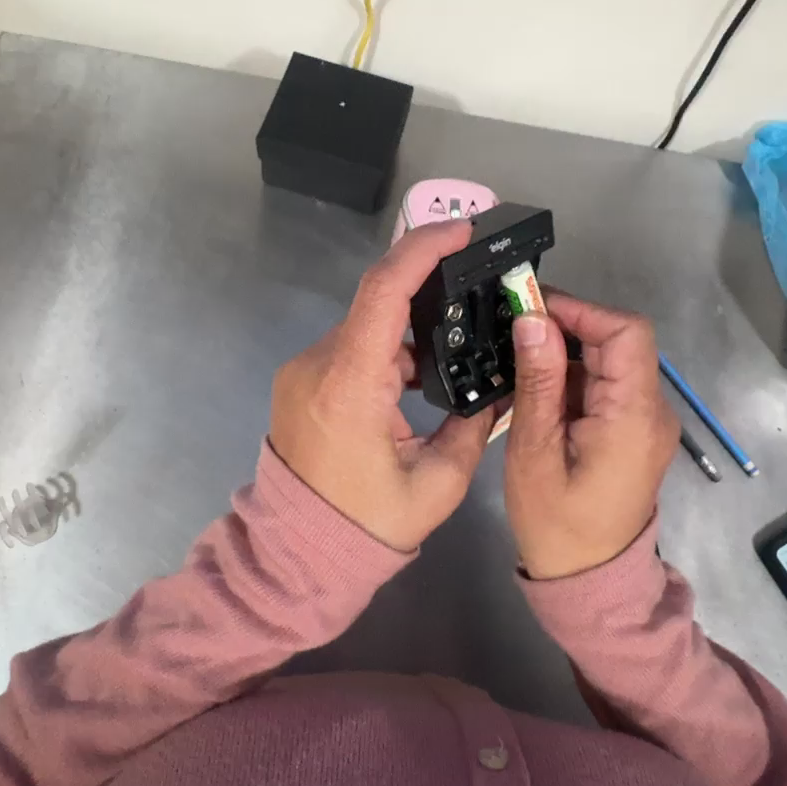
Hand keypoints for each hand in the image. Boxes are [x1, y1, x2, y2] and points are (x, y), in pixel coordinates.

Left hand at [269, 221, 496, 551]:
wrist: (294, 555)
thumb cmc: (366, 525)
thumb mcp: (437, 484)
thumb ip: (471, 428)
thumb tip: (492, 391)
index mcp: (350, 385)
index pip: (383, 291)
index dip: (421, 249)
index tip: (460, 230)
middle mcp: (317, 364)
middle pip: (375, 304)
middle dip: (426, 297)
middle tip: (472, 293)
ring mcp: (301, 370)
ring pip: (364, 328)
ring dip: (404, 336)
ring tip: (444, 362)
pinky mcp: (298, 381)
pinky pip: (347, 348)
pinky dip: (382, 353)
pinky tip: (408, 384)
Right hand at [503, 291, 679, 578]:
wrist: (588, 581)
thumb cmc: (556, 523)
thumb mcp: (535, 451)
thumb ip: (538, 381)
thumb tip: (533, 319)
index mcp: (634, 415)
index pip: (626, 332)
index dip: (581, 310)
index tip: (531, 309)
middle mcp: (651, 411)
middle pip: (620, 343)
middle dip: (568, 327)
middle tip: (513, 330)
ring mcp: (645, 422)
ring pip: (611, 362)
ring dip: (567, 352)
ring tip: (516, 358)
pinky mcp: (633, 432)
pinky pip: (607, 387)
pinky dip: (573, 377)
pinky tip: (536, 388)